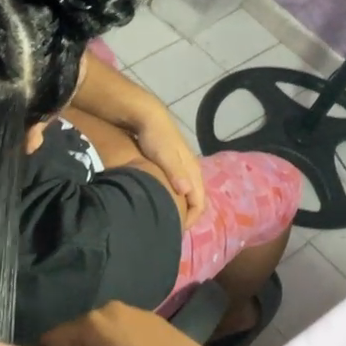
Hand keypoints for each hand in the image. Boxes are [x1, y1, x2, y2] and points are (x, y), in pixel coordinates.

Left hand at [133, 107, 206, 224]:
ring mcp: (182, 167)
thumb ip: (175, 173)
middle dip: (187, 216)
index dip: (191, 219)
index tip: (177, 230)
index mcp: (193, 171)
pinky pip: (178, 186)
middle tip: (171, 228)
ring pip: (187, 193)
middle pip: (196, 200)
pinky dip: (174, 197)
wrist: (146, 116)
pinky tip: (161, 201)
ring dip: (180, 207)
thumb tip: (186, 192)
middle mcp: (191, 171)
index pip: (200, 202)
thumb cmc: (155, 137)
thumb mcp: (165, 155)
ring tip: (166, 218)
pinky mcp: (172, 165)